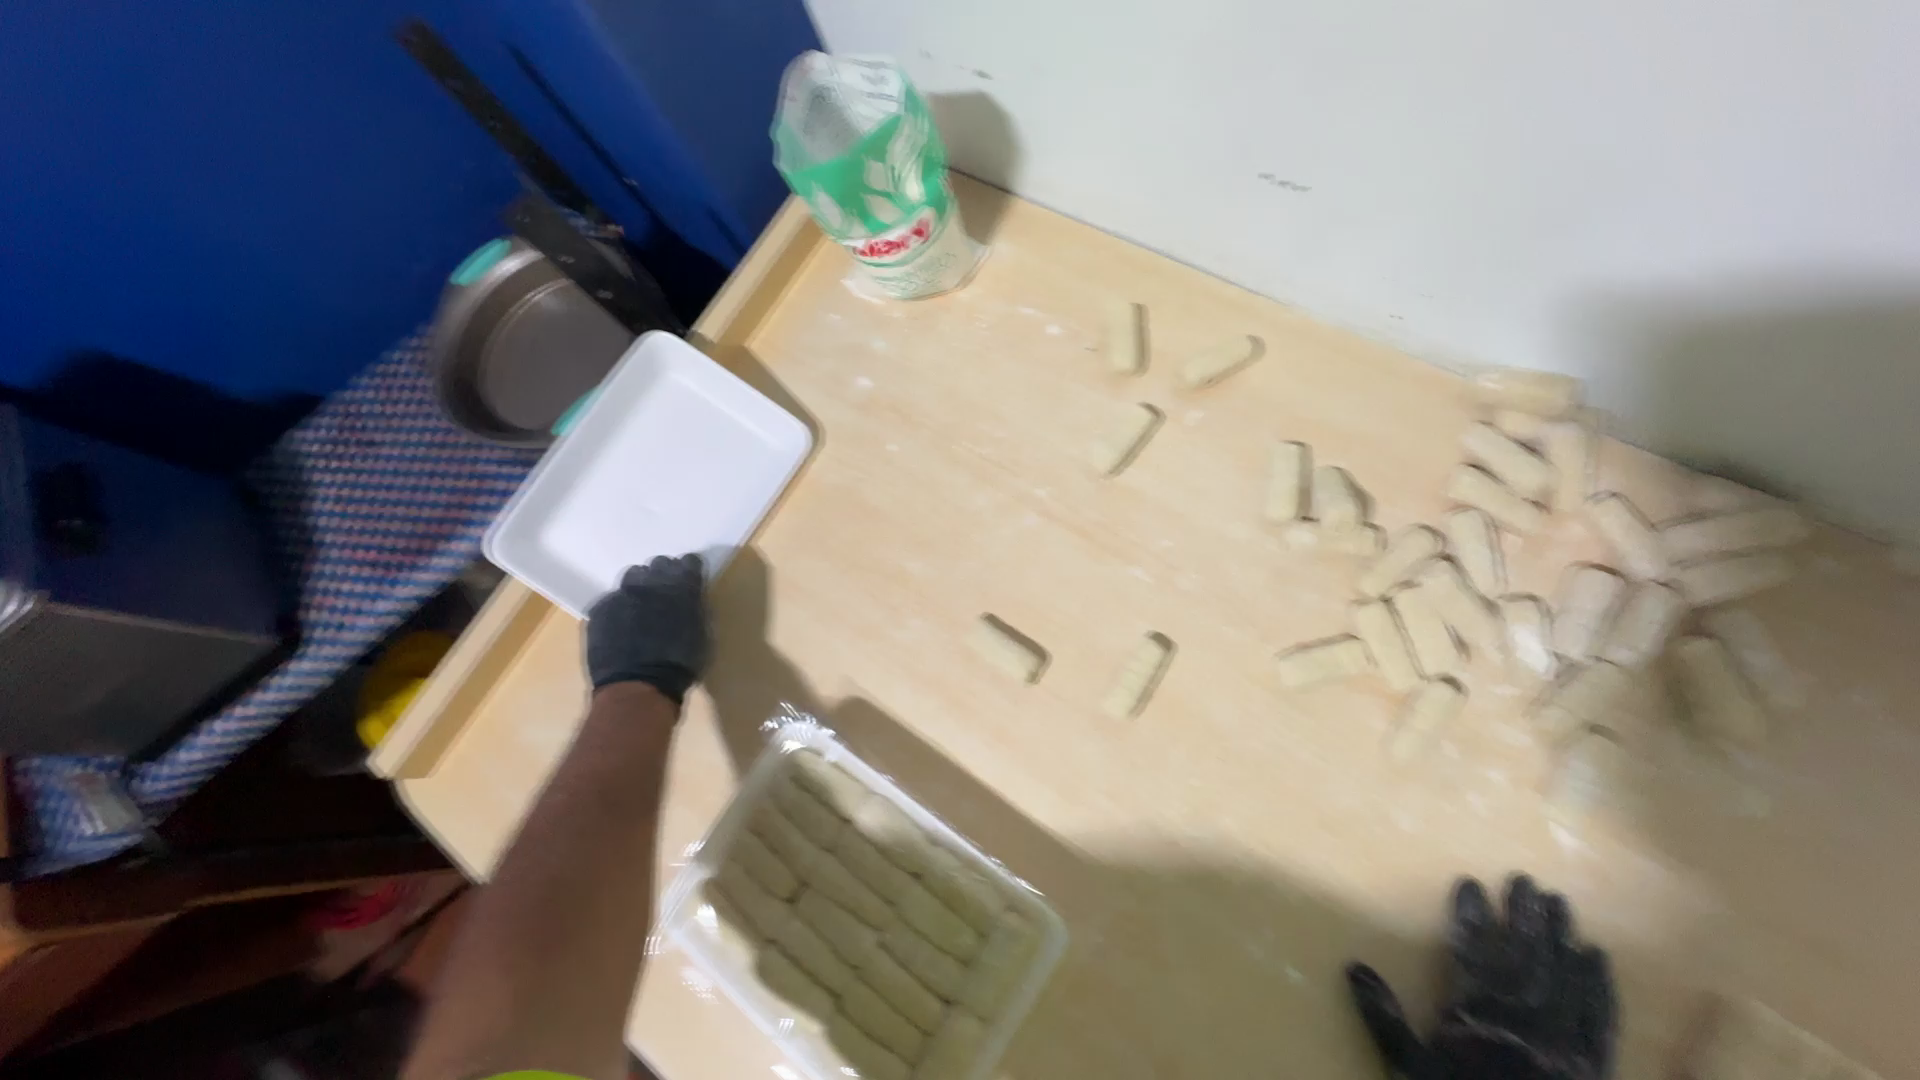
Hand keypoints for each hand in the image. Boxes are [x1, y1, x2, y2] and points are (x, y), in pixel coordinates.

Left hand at [584, 555, 711, 702]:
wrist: (638, 687)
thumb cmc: (681, 666)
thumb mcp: (703, 635)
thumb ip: (697, 609)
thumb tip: (692, 599)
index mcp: (682, 588)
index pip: (689, 562)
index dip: (690, 569)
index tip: (690, 578)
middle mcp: (651, 584)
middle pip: (658, 564)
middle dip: (663, 574)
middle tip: (665, 593)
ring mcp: (622, 595)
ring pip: (633, 576)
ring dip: (640, 586)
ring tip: (641, 605)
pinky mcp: (600, 610)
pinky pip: (612, 599)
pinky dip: (619, 607)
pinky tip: (621, 625)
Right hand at [1345, 874, 1616, 1079]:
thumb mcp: (1409, 1065)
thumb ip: (1384, 1018)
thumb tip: (1354, 965)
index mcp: (1476, 1018)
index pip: (1472, 955)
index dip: (1470, 917)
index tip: (1470, 882)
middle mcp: (1523, 1022)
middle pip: (1524, 959)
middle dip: (1523, 916)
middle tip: (1523, 880)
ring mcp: (1564, 1042)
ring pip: (1565, 979)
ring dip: (1560, 937)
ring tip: (1558, 900)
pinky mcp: (1595, 1066)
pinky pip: (1601, 1018)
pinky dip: (1599, 984)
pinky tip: (1598, 955)